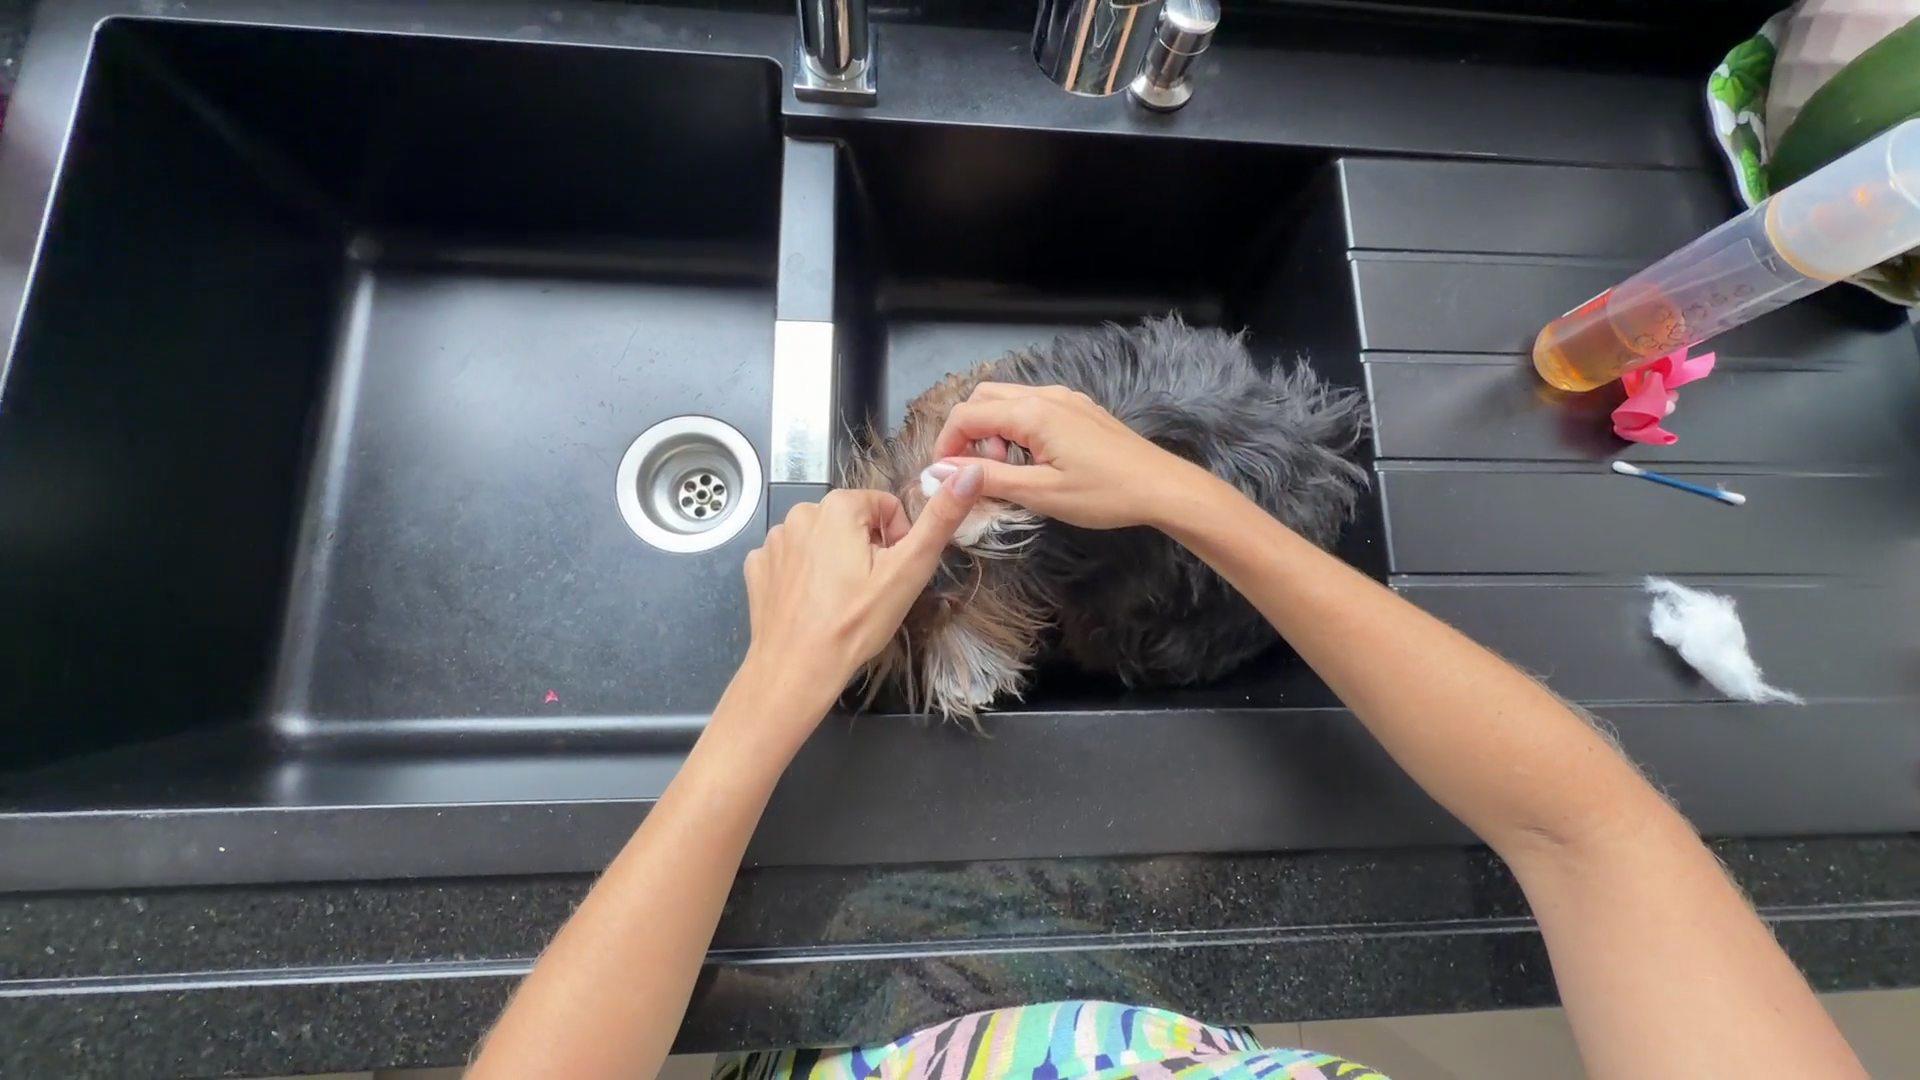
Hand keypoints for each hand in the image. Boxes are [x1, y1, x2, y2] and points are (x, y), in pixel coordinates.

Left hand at [740, 470, 982, 700]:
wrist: (795, 671)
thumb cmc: (856, 623)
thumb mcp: (909, 570)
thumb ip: (941, 519)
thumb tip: (969, 473)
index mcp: (839, 506)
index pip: (887, 507)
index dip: (898, 541)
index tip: (893, 575)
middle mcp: (800, 513)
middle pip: (853, 522)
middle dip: (867, 550)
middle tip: (870, 591)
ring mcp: (774, 540)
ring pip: (822, 540)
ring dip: (835, 561)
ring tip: (841, 601)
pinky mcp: (757, 566)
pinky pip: (793, 559)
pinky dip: (805, 575)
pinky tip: (813, 604)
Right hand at [929, 383, 1208, 528]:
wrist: (1163, 488)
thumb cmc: (1103, 494)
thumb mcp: (1040, 493)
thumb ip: (987, 479)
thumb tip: (939, 473)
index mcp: (1032, 413)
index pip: (966, 415)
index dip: (946, 445)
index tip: (944, 478)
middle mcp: (1046, 395)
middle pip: (983, 398)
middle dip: (968, 433)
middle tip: (981, 473)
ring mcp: (1066, 398)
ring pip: (1008, 400)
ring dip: (993, 430)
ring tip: (1008, 471)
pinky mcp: (1080, 408)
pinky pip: (1032, 406)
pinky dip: (1016, 427)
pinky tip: (1032, 460)